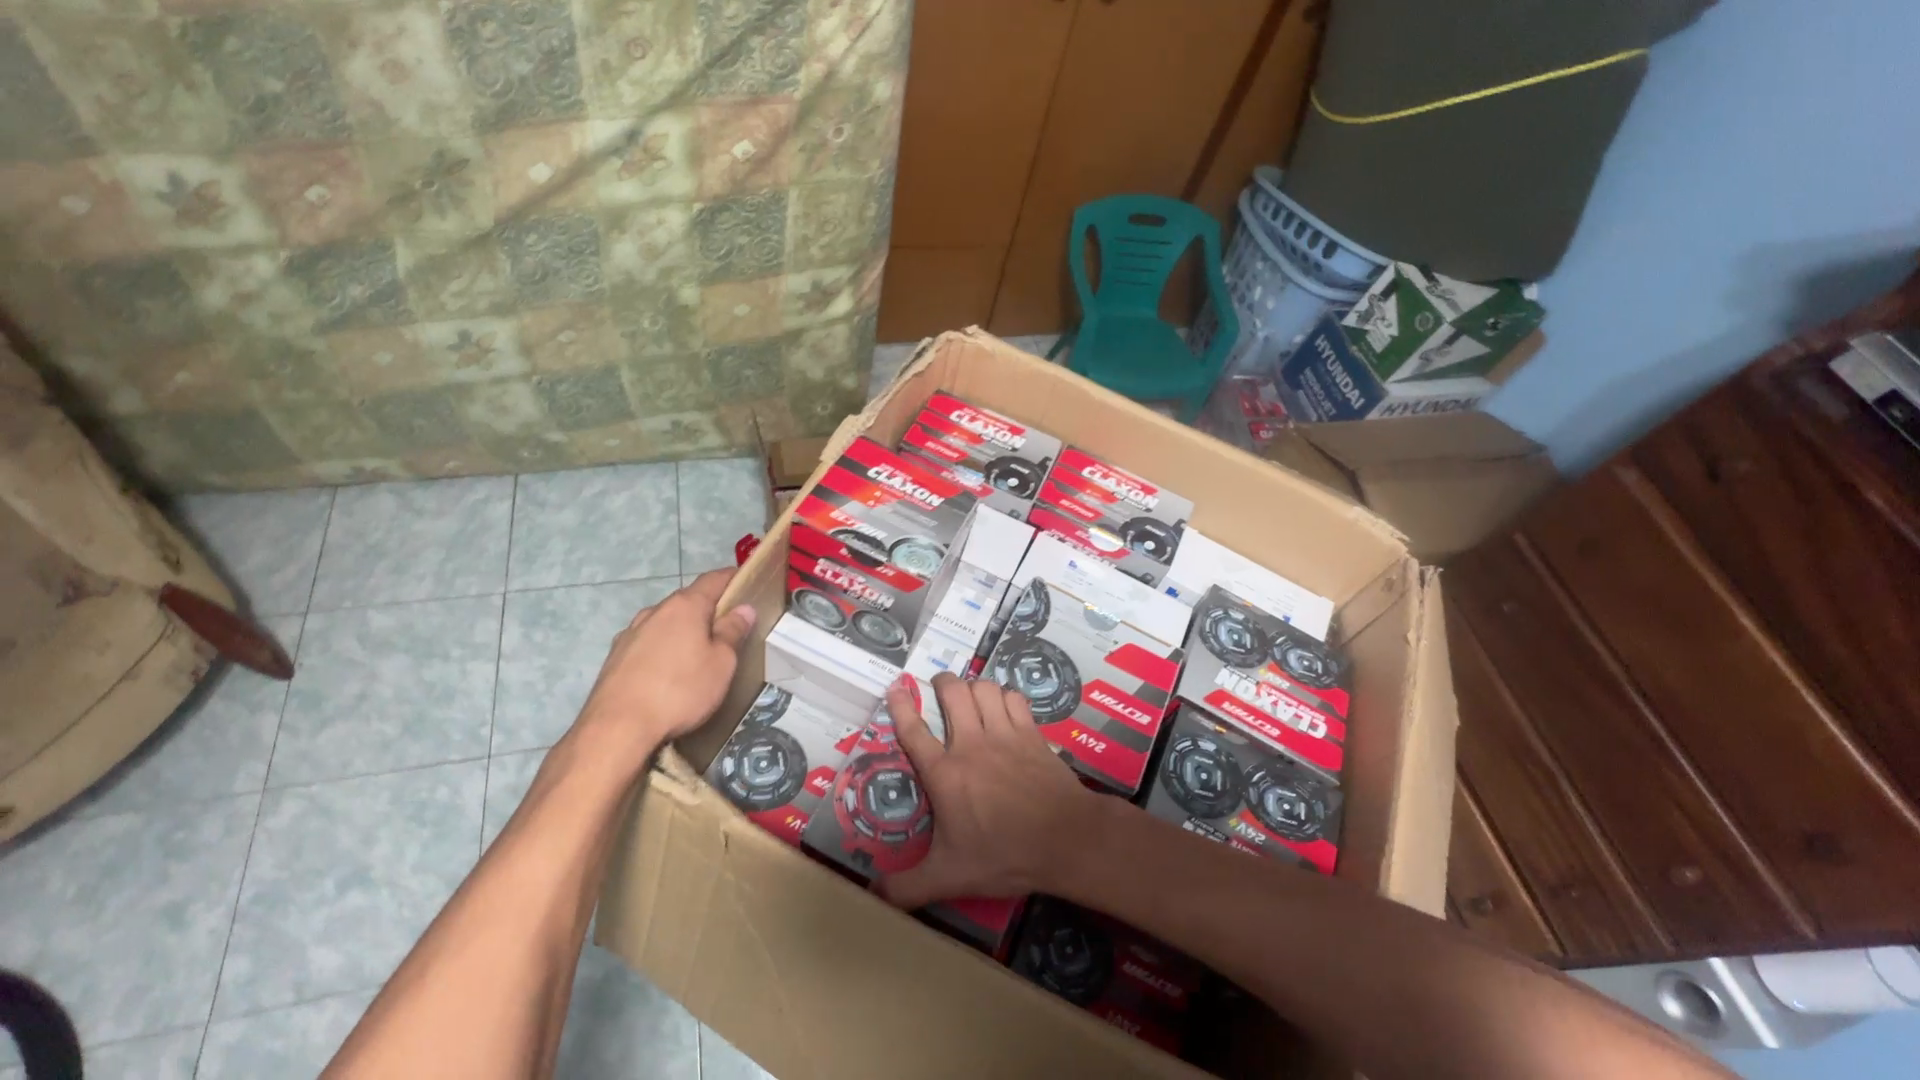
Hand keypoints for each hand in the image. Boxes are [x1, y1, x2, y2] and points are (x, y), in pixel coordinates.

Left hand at [570, 569, 757, 771]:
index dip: (731, 577)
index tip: (745, 580)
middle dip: (707, 609)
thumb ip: (732, 633)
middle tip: (727, 627)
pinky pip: (647, 643)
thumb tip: (743, 609)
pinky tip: (666, 672)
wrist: (618, 726)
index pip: (713, 580)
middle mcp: (655, 611)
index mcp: (685, 607)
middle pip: (687, 601)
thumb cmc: (681, 691)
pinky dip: (662, 649)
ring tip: (695, 653)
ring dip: (682, 630)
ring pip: (664, 623)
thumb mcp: (721, 664)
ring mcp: (630, 633)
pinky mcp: (615, 657)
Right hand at [877, 673, 1106, 908]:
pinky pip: (1015, 699)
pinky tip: (1004, 706)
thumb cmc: (1004, 855)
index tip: (896, 687)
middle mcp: (971, 745)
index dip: (900, 706)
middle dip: (942, 682)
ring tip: (970, 695)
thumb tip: (874, 894)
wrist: (1066, 840)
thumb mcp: (949, 878)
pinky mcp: (1032, 735)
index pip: (913, 731)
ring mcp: (1005, 735)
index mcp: (944, 774)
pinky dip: (1006, 696)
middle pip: (952, 693)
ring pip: (984, 688)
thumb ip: (908, 887)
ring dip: (974, 686)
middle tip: (938, 688)